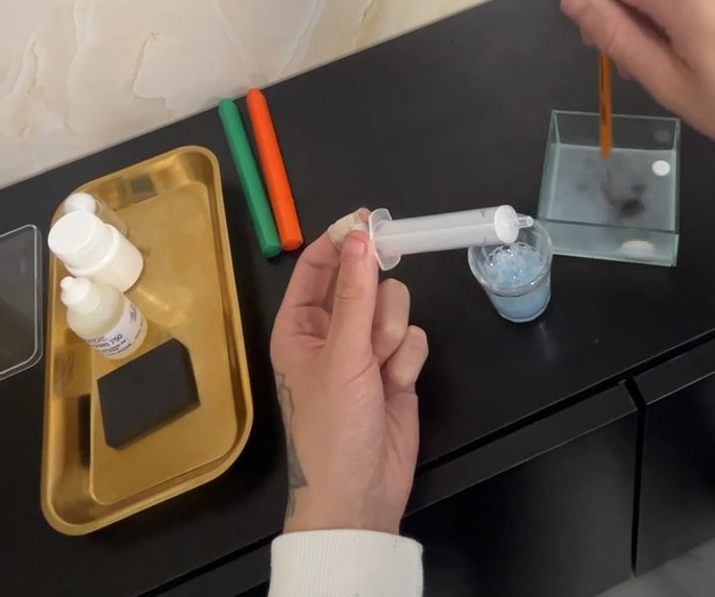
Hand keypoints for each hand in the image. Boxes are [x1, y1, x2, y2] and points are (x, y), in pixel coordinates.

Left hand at [270, 218, 429, 533]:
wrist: (361, 494)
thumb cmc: (332, 426)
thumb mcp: (341, 354)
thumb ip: (355, 291)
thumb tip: (359, 235)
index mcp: (300, 323)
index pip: (318, 265)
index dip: (342, 240)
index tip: (369, 220)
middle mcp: (333, 330)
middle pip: (366, 280)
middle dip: (376, 302)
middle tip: (374, 315)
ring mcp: (367, 348)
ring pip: (395, 306)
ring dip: (391, 336)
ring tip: (379, 369)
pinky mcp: (397, 366)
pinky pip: (413, 336)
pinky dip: (407, 359)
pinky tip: (395, 386)